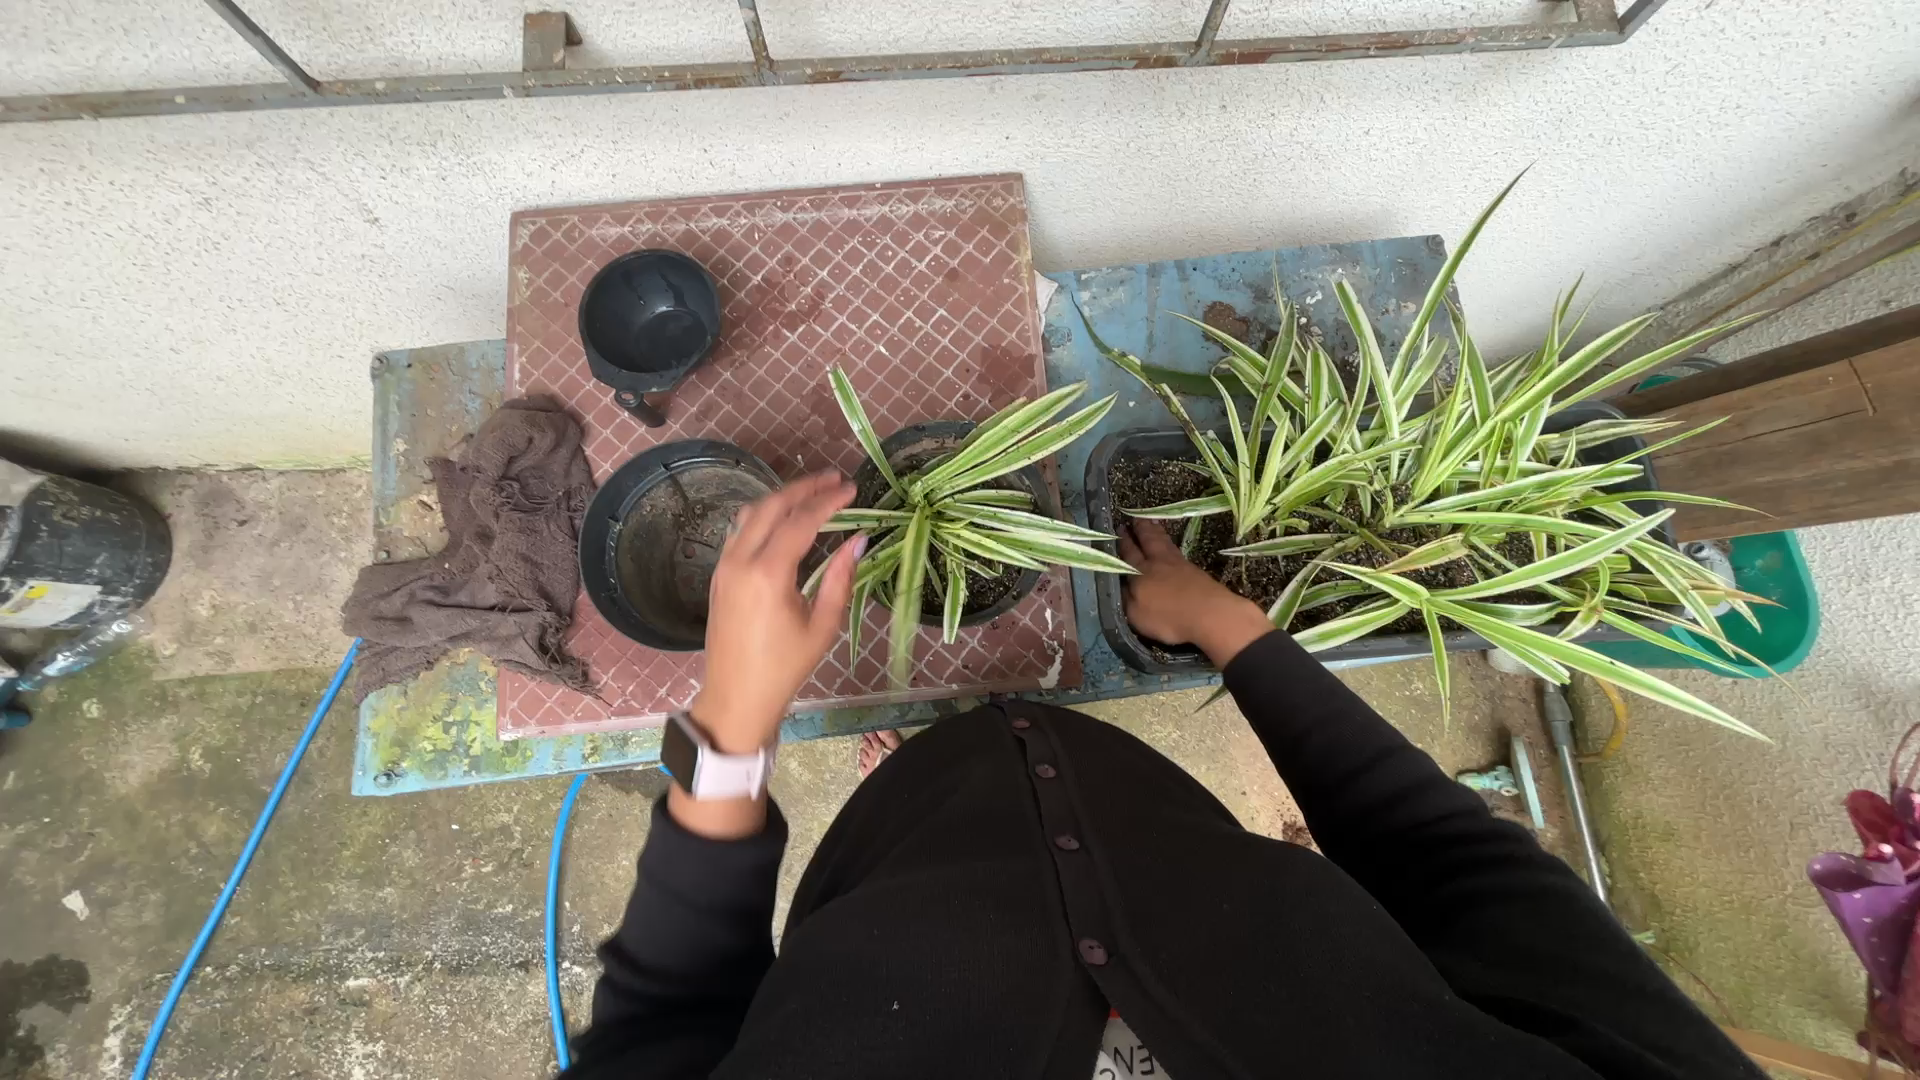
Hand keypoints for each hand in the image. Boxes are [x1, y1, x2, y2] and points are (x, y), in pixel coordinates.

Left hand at [692, 472, 862, 754]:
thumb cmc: (785, 667)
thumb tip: (858, 540)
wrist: (736, 697)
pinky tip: (784, 519)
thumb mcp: (823, 625)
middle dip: (803, 488)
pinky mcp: (719, 575)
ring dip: (781, 498)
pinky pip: (740, 531)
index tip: (850, 488)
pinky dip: (764, 515)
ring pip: (750, 514)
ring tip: (811, 493)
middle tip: (832, 479)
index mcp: (768, 574)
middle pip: (771, 506)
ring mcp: (724, 566)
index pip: (801, 521)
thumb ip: (841, 579)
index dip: (828, 501)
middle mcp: (740, 561)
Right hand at [1117, 519, 1274, 668]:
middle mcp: (1157, 563)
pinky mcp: (1194, 569)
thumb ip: (1125, 599)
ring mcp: (1178, 564)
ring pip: (1163, 542)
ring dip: (1156, 531)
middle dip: (1140, 529)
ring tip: (1152, 522)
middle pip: (1148, 541)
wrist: (1209, 614)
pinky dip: (1170, 542)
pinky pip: (1176, 550)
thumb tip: (1120, 586)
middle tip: (1135, 517)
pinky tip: (1169, 544)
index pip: (1128, 553)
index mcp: (1140, 573)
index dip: (1123, 541)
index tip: (1119, 528)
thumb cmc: (1168, 617)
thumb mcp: (1136, 615)